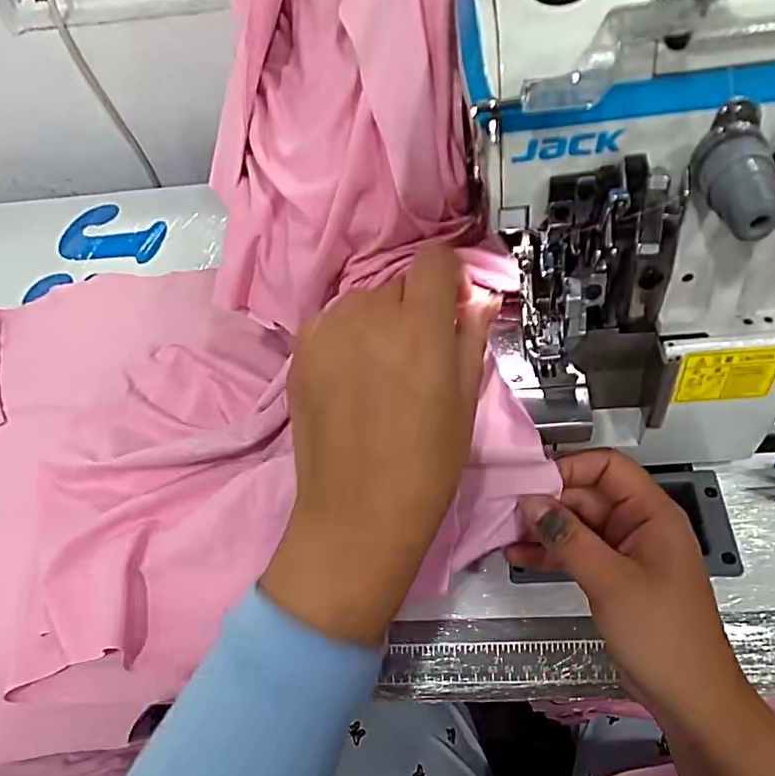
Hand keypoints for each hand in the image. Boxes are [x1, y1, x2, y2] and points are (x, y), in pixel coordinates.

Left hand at [261, 245, 499, 644]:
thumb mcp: (464, 403)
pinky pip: (333, 324)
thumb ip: (470, 338)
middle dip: (416, 308)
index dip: (450, 278)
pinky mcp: (299, 353)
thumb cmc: (425, 468)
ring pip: (364, 302)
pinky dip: (349, 338)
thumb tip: (475, 299)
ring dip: (380, 322)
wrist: (358, 515)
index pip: (435, 260)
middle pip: (400, 283)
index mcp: (419, 329)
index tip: (453, 305)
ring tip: (385, 375)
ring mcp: (326, 333)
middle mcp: (368, 317)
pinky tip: (355, 381)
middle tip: (422, 356)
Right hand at [513, 453, 774, 775]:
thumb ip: (568, 538)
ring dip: (545, 529)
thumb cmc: (660, 633)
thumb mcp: (610, 580)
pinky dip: (553, 554)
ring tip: (504, 535)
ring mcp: (626, 553)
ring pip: (579, 526)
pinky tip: (519, 558)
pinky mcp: (615, 578)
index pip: (608, 467)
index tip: (529, 483)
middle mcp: (639, 525)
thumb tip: (530, 502)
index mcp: (652, 513)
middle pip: (589, 495)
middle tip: (505, 513)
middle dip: (549, 501)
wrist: (690, 696)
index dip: (569, 468)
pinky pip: (580, 553)